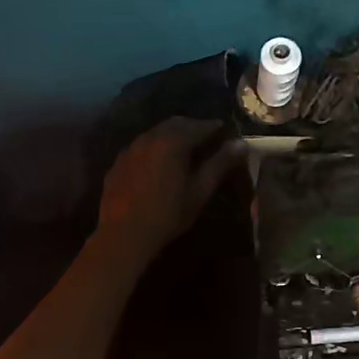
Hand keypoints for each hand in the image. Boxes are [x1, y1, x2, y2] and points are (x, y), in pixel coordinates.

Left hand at [94, 117, 242, 264]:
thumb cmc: (168, 214)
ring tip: (184, 149)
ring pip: (156, 133)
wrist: (123, 234)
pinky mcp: (118, 162)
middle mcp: (150, 137)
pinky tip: (158, 163)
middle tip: (206, 137)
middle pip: (176, 123)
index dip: (215, 127)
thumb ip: (220, 164)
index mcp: (173, 141)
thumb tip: (240, 144)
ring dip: (172, 135)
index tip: (225, 131)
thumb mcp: (200, 191)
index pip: (200, 126)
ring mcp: (131, 148)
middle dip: (193, 127)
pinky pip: (141, 146)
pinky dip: (155, 147)